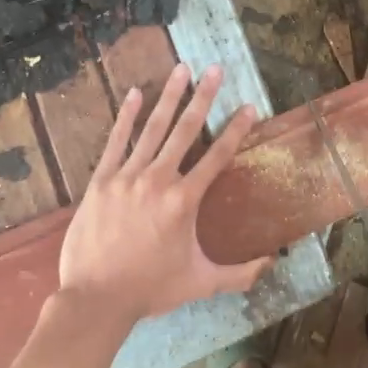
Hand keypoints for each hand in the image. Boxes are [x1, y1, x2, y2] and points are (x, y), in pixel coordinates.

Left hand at [57, 64, 272, 322]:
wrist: (95, 299)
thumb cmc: (150, 290)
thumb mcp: (200, 283)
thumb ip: (239, 274)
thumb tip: (273, 263)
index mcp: (184, 201)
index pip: (217, 157)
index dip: (235, 130)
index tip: (248, 106)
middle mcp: (159, 180)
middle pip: (186, 130)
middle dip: (203, 97)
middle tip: (215, 69)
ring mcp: (127, 177)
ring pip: (153, 129)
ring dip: (169, 97)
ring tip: (182, 69)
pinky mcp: (101, 181)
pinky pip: (116, 142)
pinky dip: (126, 117)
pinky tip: (134, 94)